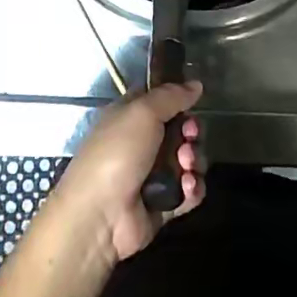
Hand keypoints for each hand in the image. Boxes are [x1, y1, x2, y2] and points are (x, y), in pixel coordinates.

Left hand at [43, 81, 206, 263]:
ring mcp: (153, 174)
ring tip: (185, 165)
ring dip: (193, 160)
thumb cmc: (118, 152)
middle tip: (188, 136)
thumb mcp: (141, 112)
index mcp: (129, 116)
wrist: (100, 213)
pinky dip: (192, 188)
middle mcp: (141, 142)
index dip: (178, 101)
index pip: (160, 101)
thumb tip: (195, 84)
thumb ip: (170, 96)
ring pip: (189, 160)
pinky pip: (190, 190)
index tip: (190, 103)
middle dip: (191, 133)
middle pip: (180, 130)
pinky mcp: (165, 203)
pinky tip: (186, 187)